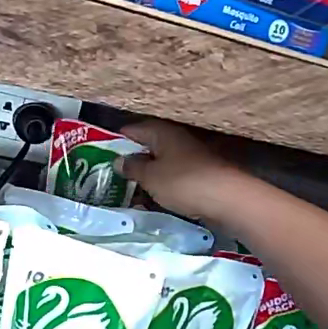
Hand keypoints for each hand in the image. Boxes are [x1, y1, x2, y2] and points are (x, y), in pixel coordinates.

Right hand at [116, 121, 253, 224]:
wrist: (227, 199)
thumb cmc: (183, 182)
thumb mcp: (150, 176)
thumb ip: (132, 167)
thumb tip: (119, 160)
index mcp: (162, 132)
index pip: (133, 129)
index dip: (116, 140)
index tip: (100, 153)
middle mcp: (176, 139)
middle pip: (148, 146)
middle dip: (131, 159)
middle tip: (111, 175)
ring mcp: (190, 157)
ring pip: (160, 163)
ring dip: (146, 175)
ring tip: (128, 190)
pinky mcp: (199, 175)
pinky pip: (172, 177)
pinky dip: (161, 185)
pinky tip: (152, 198)